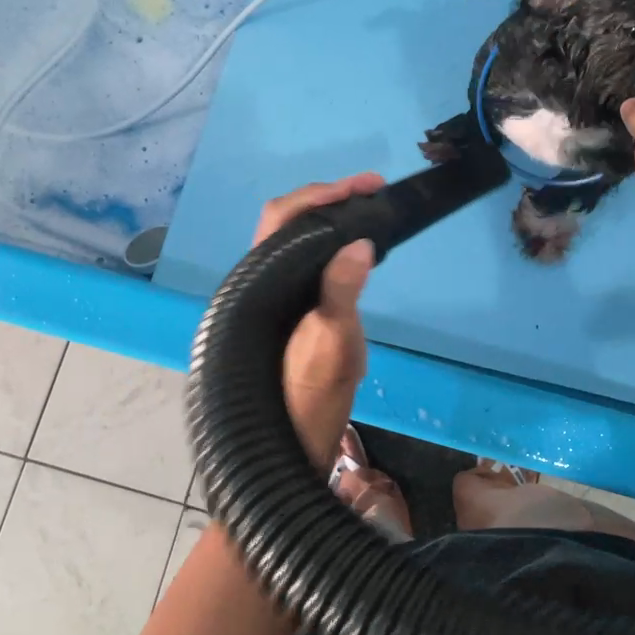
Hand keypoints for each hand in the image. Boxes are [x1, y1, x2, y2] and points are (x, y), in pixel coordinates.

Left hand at [252, 174, 383, 468]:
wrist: (291, 447)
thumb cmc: (308, 399)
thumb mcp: (333, 347)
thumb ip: (342, 294)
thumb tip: (359, 244)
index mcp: (261, 283)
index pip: (283, 217)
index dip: (321, 195)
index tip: (365, 187)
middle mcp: (260, 282)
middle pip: (287, 223)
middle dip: (329, 201)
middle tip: (374, 191)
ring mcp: (273, 297)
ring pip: (295, 242)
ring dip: (330, 221)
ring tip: (371, 210)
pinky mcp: (287, 312)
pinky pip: (306, 263)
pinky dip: (331, 245)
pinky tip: (356, 250)